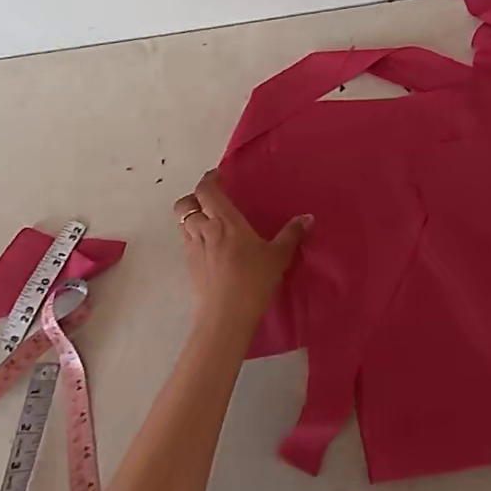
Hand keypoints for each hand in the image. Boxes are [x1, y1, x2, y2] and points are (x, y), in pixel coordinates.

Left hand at [172, 170, 311, 329]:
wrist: (226, 315)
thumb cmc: (253, 280)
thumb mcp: (278, 256)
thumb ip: (292, 234)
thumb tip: (308, 217)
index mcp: (224, 221)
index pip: (206, 190)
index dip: (208, 179)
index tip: (218, 176)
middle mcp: (203, 229)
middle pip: (185, 204)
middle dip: (193, 197)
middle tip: (209, 199)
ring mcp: (193, 248)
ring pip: (182, 223)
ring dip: (191, 217)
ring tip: (208, 221)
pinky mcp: (190, 266)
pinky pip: (186, 242)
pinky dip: (194, 237)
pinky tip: (210, 247)